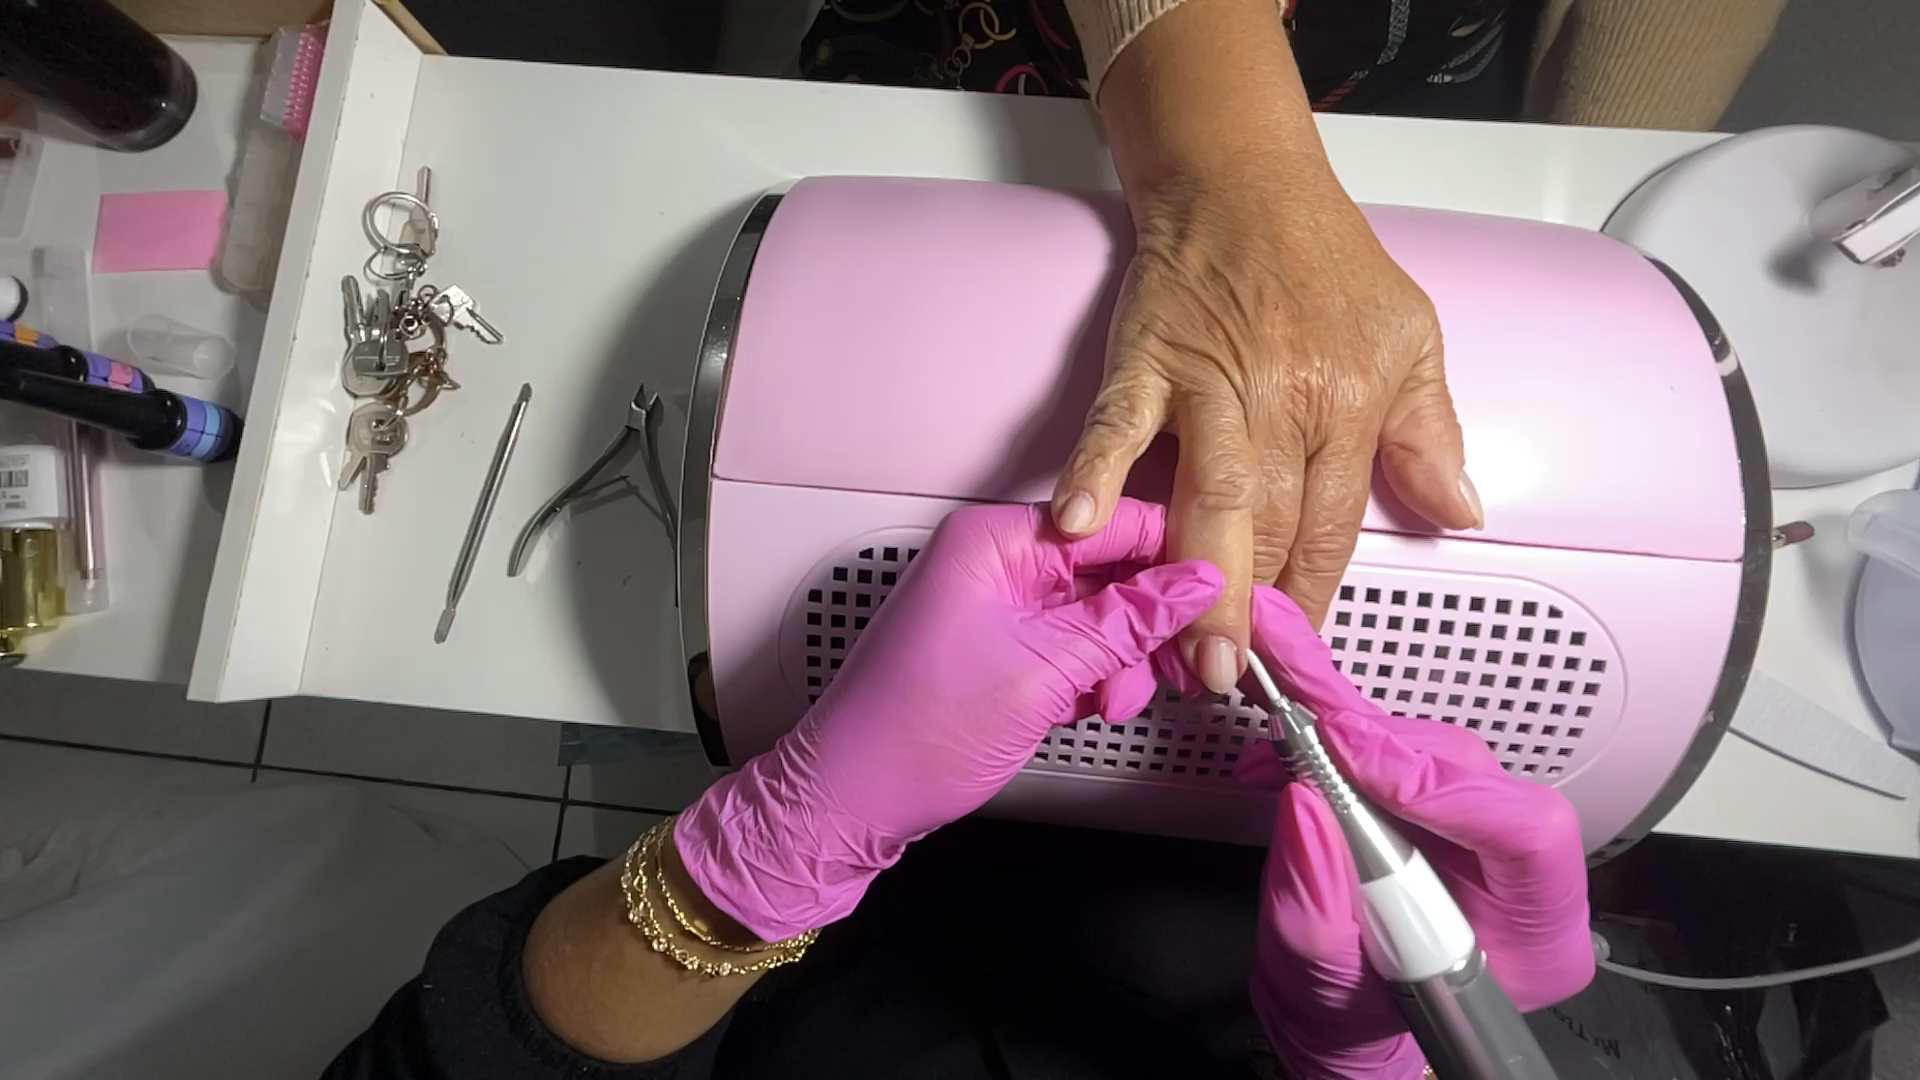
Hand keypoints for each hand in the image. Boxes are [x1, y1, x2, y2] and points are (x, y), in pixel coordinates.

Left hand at [676, 499, 1222, 940]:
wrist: (852, 797)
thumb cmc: (916, 731)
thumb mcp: (1043, 670)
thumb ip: (1128, 620)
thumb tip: (1199, 583)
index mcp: (995, 540)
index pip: (1110, 521)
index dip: (1173, 557)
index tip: (1221, 594)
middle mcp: (996, 559)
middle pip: (1107, 568)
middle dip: (1147, 622)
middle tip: (1185, 665)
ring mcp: (998, 602)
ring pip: (1095, 612)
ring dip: (1121, 658)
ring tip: (1118, 699)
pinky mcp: (1002, 641)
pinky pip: (1070, 642)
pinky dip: (1092, 674)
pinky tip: (1094, 704)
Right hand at [1051, 0, 1479, 694]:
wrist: (1244, 185)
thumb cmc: (1325, 264)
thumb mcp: (1409, 338)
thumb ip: (1428, 433)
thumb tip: (1461, 514)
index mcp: (1348, 404)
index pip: (1333, 525)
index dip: (1314, 595)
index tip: (1293, 654)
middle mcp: (1285, 403)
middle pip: (1273, 526)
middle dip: (1253, 611)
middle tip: (1232, 683)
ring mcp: (1210, 383)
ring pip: (1209, 495)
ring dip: (1198, 576)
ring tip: (1182, 651)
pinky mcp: (1147, 362)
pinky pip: (1119, 424)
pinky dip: (1098, 472)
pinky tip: (1077, 527)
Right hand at [1243, 588, 1592, 1078]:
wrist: (1334, 1009)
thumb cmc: (1346, 1016)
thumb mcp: (1317, 989)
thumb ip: (1313, 911)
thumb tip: (1305, 807)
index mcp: (1524, 936)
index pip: (1522, 832)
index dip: (1436, 784)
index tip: (1350, 760)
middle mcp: (1507, 872)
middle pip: (1466, 772)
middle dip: (1374, 747)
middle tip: (1299, 730)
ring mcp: (1465, 831)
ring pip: (1424, 747)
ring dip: (1344, 735)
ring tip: (1280, 746)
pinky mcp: (1419, 803)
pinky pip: (1386, 748)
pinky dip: (1330, 737)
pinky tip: (1291, 746)